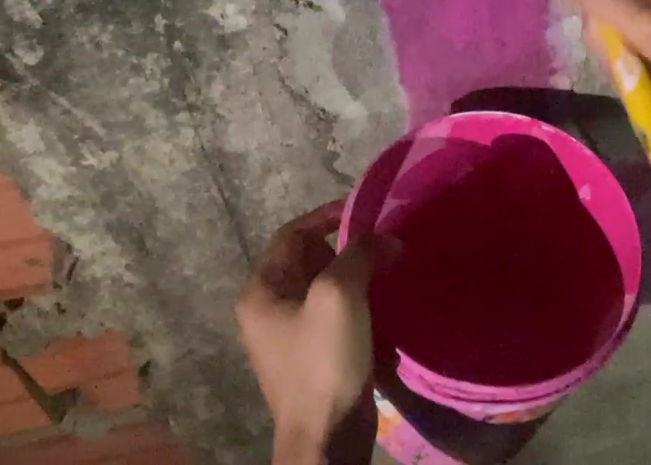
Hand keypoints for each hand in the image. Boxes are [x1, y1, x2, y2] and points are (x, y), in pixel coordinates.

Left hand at [235, 200, 394, 464]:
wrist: (326, 438)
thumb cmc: (323, 360)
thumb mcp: (339, 293)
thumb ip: (360, 253)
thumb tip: (385, 239)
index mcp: (261, 291)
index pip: (292, 233)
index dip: (327, 216)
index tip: (366, 212)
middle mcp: (269, 309)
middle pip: (309, 258)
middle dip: (346, 248)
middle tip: (381, 246)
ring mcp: (290, 336)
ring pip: (326, 286)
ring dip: (357, 276)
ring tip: (388, 272)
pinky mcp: (313, 356)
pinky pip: (336, 314)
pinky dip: (359, 304)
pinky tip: (384, 306)